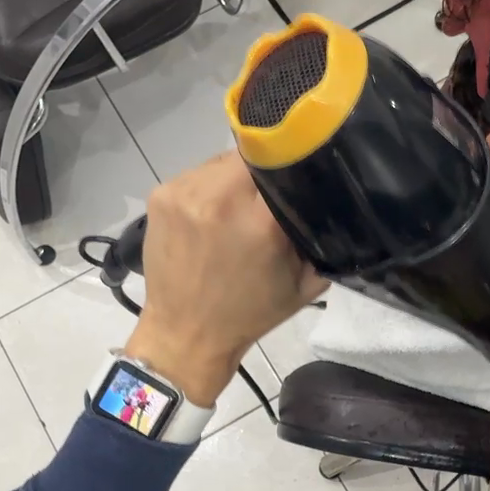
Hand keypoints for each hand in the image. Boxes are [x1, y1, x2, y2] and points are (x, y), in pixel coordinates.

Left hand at [124, 154, 325, 405]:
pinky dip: (210, 188)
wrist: (186, 335)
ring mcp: (186, 193)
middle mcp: (221, 198)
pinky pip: (197, 174)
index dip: (296, 166)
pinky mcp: (161, 195)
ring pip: (223, 161)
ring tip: (239, 207)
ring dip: (237, 177)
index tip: (302, 179)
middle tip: (270, 197)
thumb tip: (328, 203)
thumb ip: (321, 239)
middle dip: (266, 171)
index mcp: (263, 221)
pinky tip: (213, 214)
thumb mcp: (305, 283)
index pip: (287, 162)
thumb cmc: (250, 314)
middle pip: (254, 155)